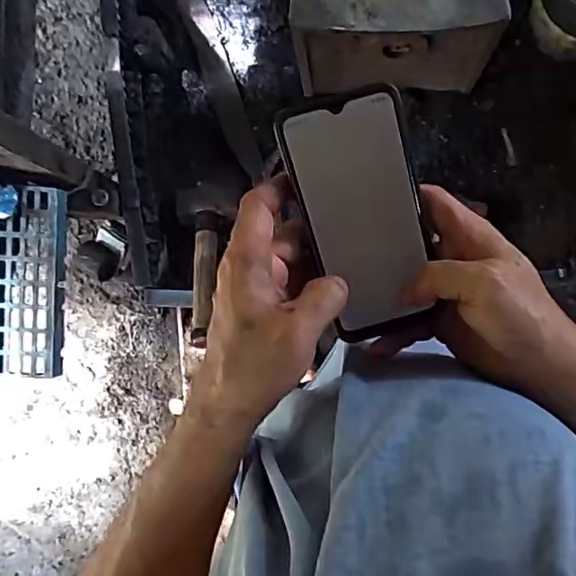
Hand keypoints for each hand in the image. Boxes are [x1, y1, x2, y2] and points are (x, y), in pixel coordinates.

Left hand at [187, 177, 347, 433]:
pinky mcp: (257, 302)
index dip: (279, 184)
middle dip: (312, 233)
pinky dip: (304, 281)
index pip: (258, 205)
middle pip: (281, 232)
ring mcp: (250, 284)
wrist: (228, 401)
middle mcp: (245, 267)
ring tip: (343, 266)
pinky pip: (285, 279)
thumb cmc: (253, 367)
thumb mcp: (298, 331)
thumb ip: (324, 298)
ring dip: (311, 262)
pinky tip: (328, 293)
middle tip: (347, 234)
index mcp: (247, 261)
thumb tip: (337, 281)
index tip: (304, 174)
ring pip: (286, 257)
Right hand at [375, 185, 575, 406]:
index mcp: (473, 239)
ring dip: (385, 295)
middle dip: (387, 248)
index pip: (438, 204)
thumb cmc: (526, 316)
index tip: (380, 198)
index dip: (411, 195)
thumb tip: (405, 290)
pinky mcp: (442, 322)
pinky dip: (394, 332)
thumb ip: (438, 275)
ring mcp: (449, 293)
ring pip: (406, 286)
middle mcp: (458, 261)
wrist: (540, 365)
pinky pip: (410, 323)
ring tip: (360, 303)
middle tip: (355, 253)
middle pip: (414, 245)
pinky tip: (378, 343)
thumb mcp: (483, 281)